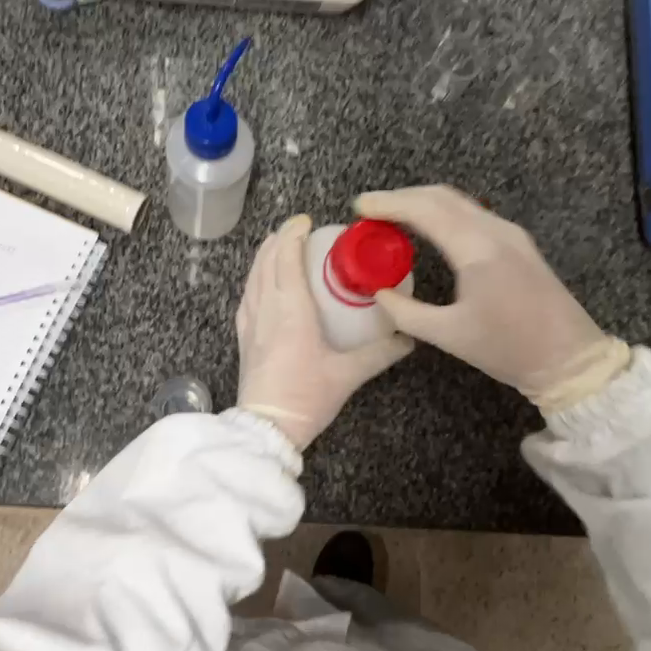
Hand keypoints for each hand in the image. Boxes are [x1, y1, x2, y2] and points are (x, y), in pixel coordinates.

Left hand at [235, 214, 414, 449]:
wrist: (266, 428)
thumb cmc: (305, 398)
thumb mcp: (348, 375)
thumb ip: (379, 354)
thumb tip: (407, 338)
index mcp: (290, 311)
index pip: (286, 259)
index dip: (293, 235)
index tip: (306, 222)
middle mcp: (266, 310)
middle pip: (266, 262)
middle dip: (279, 239)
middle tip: (296, 229)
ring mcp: (250, 323)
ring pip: (252, 277)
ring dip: (264, 256)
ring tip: (277, 245)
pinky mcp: (243, 338)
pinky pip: (246, 296)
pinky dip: (254, 278)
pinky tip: (261, 281)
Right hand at [353, 186, 628, 411]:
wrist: (570, 359)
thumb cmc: (508, 348)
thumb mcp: (448, 335)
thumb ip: (406, 312)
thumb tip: (379, 294)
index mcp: (477, 250)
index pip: (425, 210)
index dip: (388, 204)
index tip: (359, 207)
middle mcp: (495, 231)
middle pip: (441, 196)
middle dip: (402, 197)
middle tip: (370, 209)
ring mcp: (511, 235)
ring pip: (459, 202)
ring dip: (423, 203)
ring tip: (392, 216)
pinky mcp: (518, 244)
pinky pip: (473, 215)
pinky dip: (442, 214)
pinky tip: (427, 228)